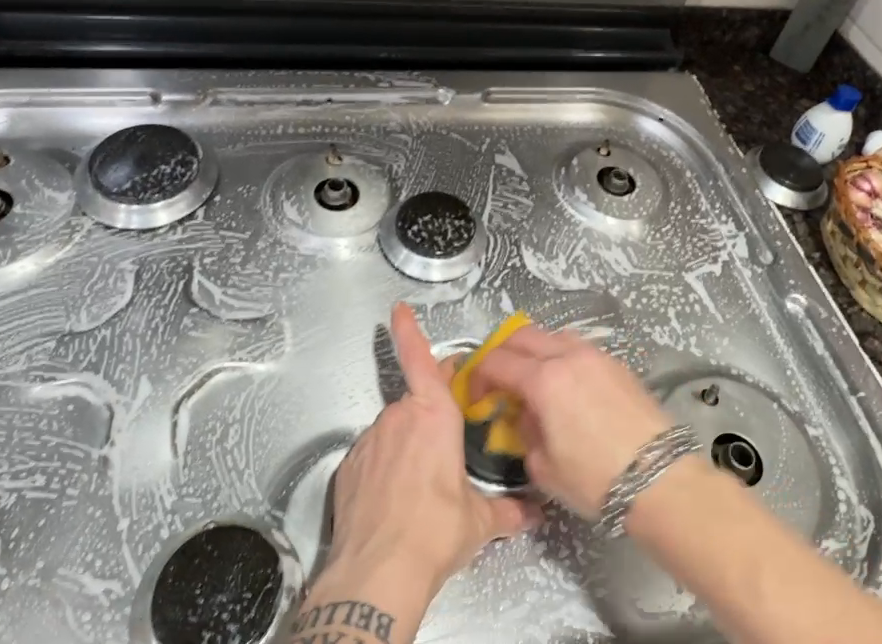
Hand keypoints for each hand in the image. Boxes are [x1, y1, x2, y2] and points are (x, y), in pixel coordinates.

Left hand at [324, 303, 535, 605]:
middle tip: (446, 454)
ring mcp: (368, 443)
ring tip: (421, 491)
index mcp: (433, 417)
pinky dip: (384, 471)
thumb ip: (509, 510)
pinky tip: (395, 502)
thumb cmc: (435, 533)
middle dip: (430, 421)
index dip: (409, 332)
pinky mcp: (347, 469)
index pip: (419, 361)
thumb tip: (535, 512)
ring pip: (393, 434)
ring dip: (407, 450)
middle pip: (416, 405)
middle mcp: (397, 419)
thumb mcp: (480, 522)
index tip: (397, 309)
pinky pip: (372, 458)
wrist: (378, 573)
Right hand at [465, 326, 671, 518]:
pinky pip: (579, 348)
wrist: (661, 479)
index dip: (477, 378)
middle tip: (499, 382)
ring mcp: (597, 356)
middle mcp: (568, 356)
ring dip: (535, 351)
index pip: (496, 362)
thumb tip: (527, 417)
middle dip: (503, 354)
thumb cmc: (596, 479)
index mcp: (543, 380)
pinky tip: (567, 387)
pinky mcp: (619, 365)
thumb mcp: (543, 467)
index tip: (476, 399)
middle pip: (522, 336)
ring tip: (534, 381)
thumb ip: (525, 433)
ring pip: (553, 336)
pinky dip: (562, 358)